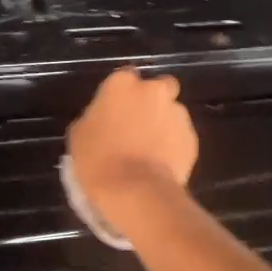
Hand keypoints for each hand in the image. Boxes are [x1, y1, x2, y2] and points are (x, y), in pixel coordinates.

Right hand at [67, 67, 198, 223]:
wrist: (136, 193)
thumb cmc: (98, 160)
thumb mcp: (79, 134)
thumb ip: (94, 116)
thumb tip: (102, 118)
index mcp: (122, 83)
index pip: (124, 77)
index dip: (121, 95)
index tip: (116, 112)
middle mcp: (153, 89)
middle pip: (157, 88)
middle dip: (151, 102)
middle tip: (139, 126)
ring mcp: (177, 112)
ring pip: (172, 112)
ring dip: (164, 124)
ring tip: (152, 151)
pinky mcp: (192, 137)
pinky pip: (181, 136)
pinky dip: (174, 145)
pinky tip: (163, 165)